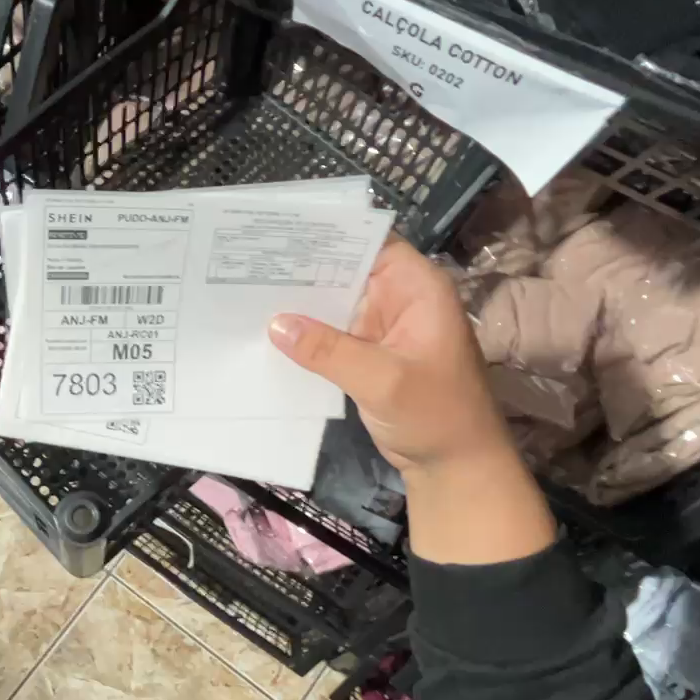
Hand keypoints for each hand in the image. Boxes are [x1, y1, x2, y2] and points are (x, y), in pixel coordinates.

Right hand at [269, 238, 556, 564]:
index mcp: (416, 289)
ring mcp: (380, 328)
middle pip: (346, 269)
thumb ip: (328, 350)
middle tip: (247, 262)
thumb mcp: (382, 380)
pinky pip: (329, 333)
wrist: (453, 466)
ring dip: (299, 301)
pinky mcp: (365, 355)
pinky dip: (304, 333)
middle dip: (303, 267)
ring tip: (245, 290)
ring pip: (333, 302)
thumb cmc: (435, 415)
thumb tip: (274, 324)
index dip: (328, 233)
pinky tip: (268, 332)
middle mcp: (398, 300)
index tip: (279, 232)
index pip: (370, 242)